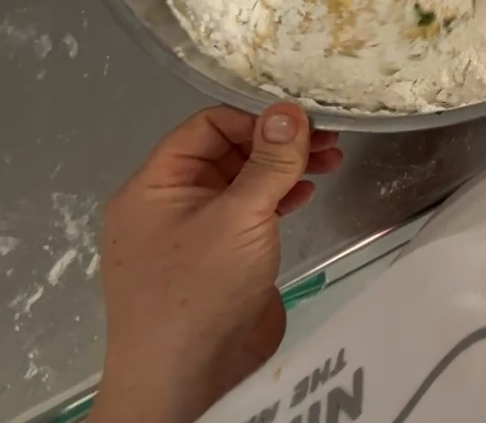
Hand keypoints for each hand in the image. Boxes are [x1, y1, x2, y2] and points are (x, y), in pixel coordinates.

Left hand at [91, 104, 340, 422]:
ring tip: (330, 163)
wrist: (190, 376)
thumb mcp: (241, 215)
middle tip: (330, 140)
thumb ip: (269, 159)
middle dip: (280, 142)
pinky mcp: (221, 251)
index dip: (256, 118)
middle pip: (229, 149)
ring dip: (287, 166)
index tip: (305, 123)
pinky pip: (251, 206)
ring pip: (245, 177)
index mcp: (155, 188)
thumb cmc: (201, 288)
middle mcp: (171, 203)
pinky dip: (281, 194)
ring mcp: (196, 229)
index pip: (207, 126)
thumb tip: (288, 108)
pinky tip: (306, 195)